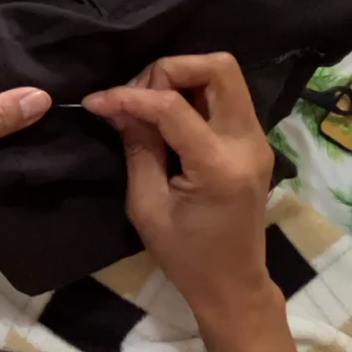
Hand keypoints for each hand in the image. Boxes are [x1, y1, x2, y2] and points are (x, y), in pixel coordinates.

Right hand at [83, 53, 278, 322]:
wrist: (231, 283)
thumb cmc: (184, 255)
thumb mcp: (146, 205)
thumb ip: (137, 148)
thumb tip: (117, 106)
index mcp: (218, 165)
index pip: (172, 107)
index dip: (128, 96)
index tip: (94, 102)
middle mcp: (247, 142)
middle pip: (218, 68)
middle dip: (168, 71)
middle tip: (136, 98)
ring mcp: (256, 139)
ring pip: (224, 75)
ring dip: (181, 79)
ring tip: (147, 106)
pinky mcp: (253, 140)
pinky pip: (224, 95)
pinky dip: (191, 93)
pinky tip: (164, 116)